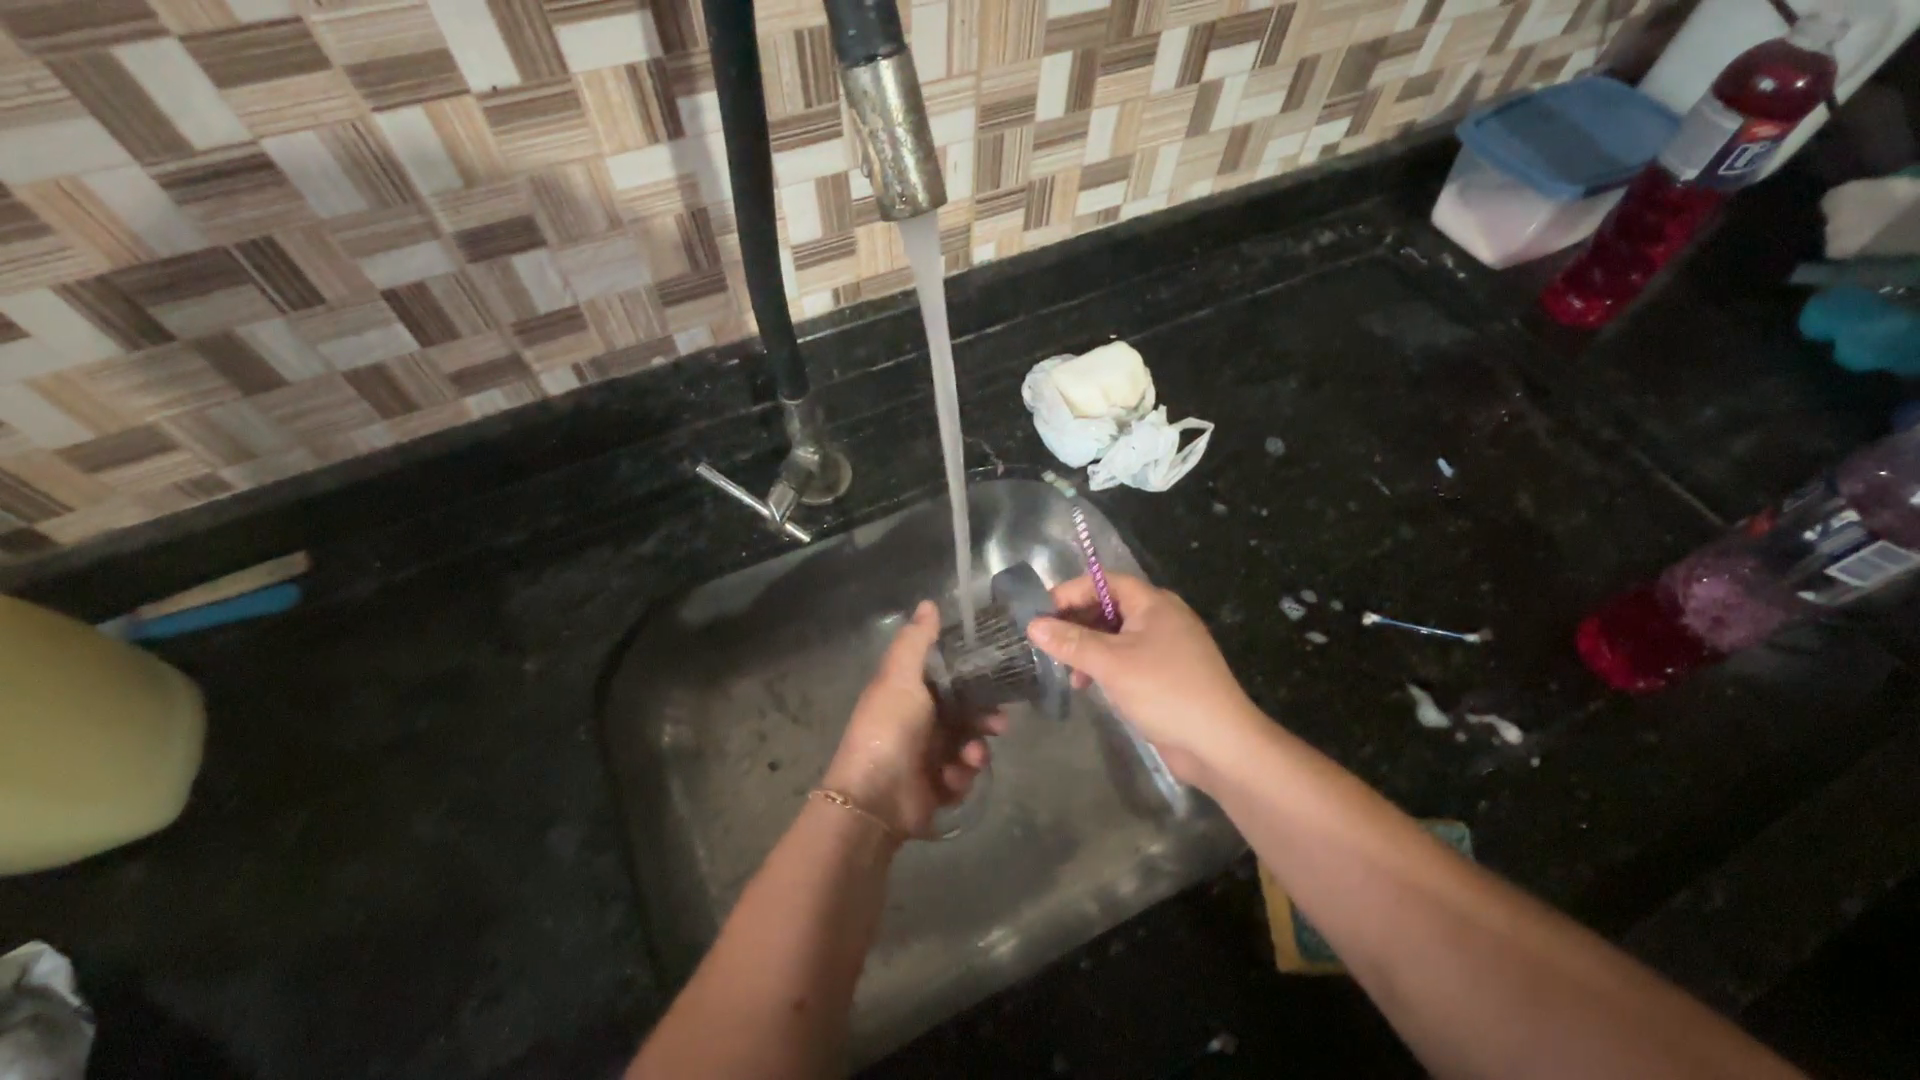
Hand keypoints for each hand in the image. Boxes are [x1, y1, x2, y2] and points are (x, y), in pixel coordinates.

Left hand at [821, 601, 1003, 839]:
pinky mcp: (937, 786)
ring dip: (975, 751)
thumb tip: (929, 604)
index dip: (973, 676)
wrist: (875, 798)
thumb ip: (916, 642)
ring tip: (969, 759)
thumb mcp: (899, 677)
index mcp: (908, 692)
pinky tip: (950, 780)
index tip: (996, 677)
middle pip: (967, 713)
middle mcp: (919, 721)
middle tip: (998, 725)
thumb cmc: (889, 730)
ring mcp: (928, 756)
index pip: (950, 677)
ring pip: (970, 745)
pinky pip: (963, 776)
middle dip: (984, 719)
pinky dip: (961, 778)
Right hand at [1027, 575, 1259, 784]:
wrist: (1219, 742)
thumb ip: (1071, 642)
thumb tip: (1033, 625)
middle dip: (1076, 623)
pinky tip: (1089, 687)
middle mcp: (1161, 618)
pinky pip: (1127, 659)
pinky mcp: (1166, 674)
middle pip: (1109, 607)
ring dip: (1088, 649)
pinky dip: (1105, 667)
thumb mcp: (1112, 664)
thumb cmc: (1165, 691)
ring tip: (1067, 672)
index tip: (1039, 613)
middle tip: (1046, 642)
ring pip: (1116, 636)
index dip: (1070, 592)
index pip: (1104, 582)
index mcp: (1154, 603)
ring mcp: (1166, 647)